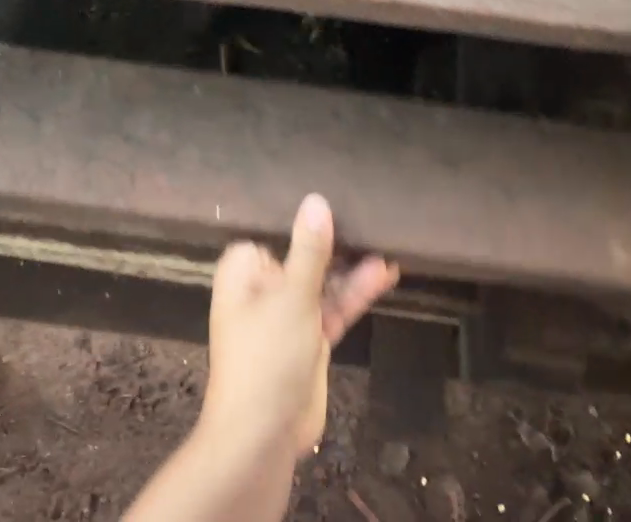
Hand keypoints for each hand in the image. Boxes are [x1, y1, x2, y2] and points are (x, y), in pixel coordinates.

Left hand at [199, 194, 399, 459]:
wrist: (262, 435)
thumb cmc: (266, 355)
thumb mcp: (292, 295)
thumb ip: (309, 249)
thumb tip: (316, 201)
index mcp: (244, 273)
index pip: (271, 232)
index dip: (297, 218)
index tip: (332, 195)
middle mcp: (263, 290)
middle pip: (301, 255)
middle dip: (332, 241)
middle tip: (368, 212)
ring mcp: (288, 316)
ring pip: (323, 282)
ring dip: (350, 268)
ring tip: (386, 243)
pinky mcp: (310, 340)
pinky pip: (334, 308)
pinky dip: (356, 294)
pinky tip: (384, 274)